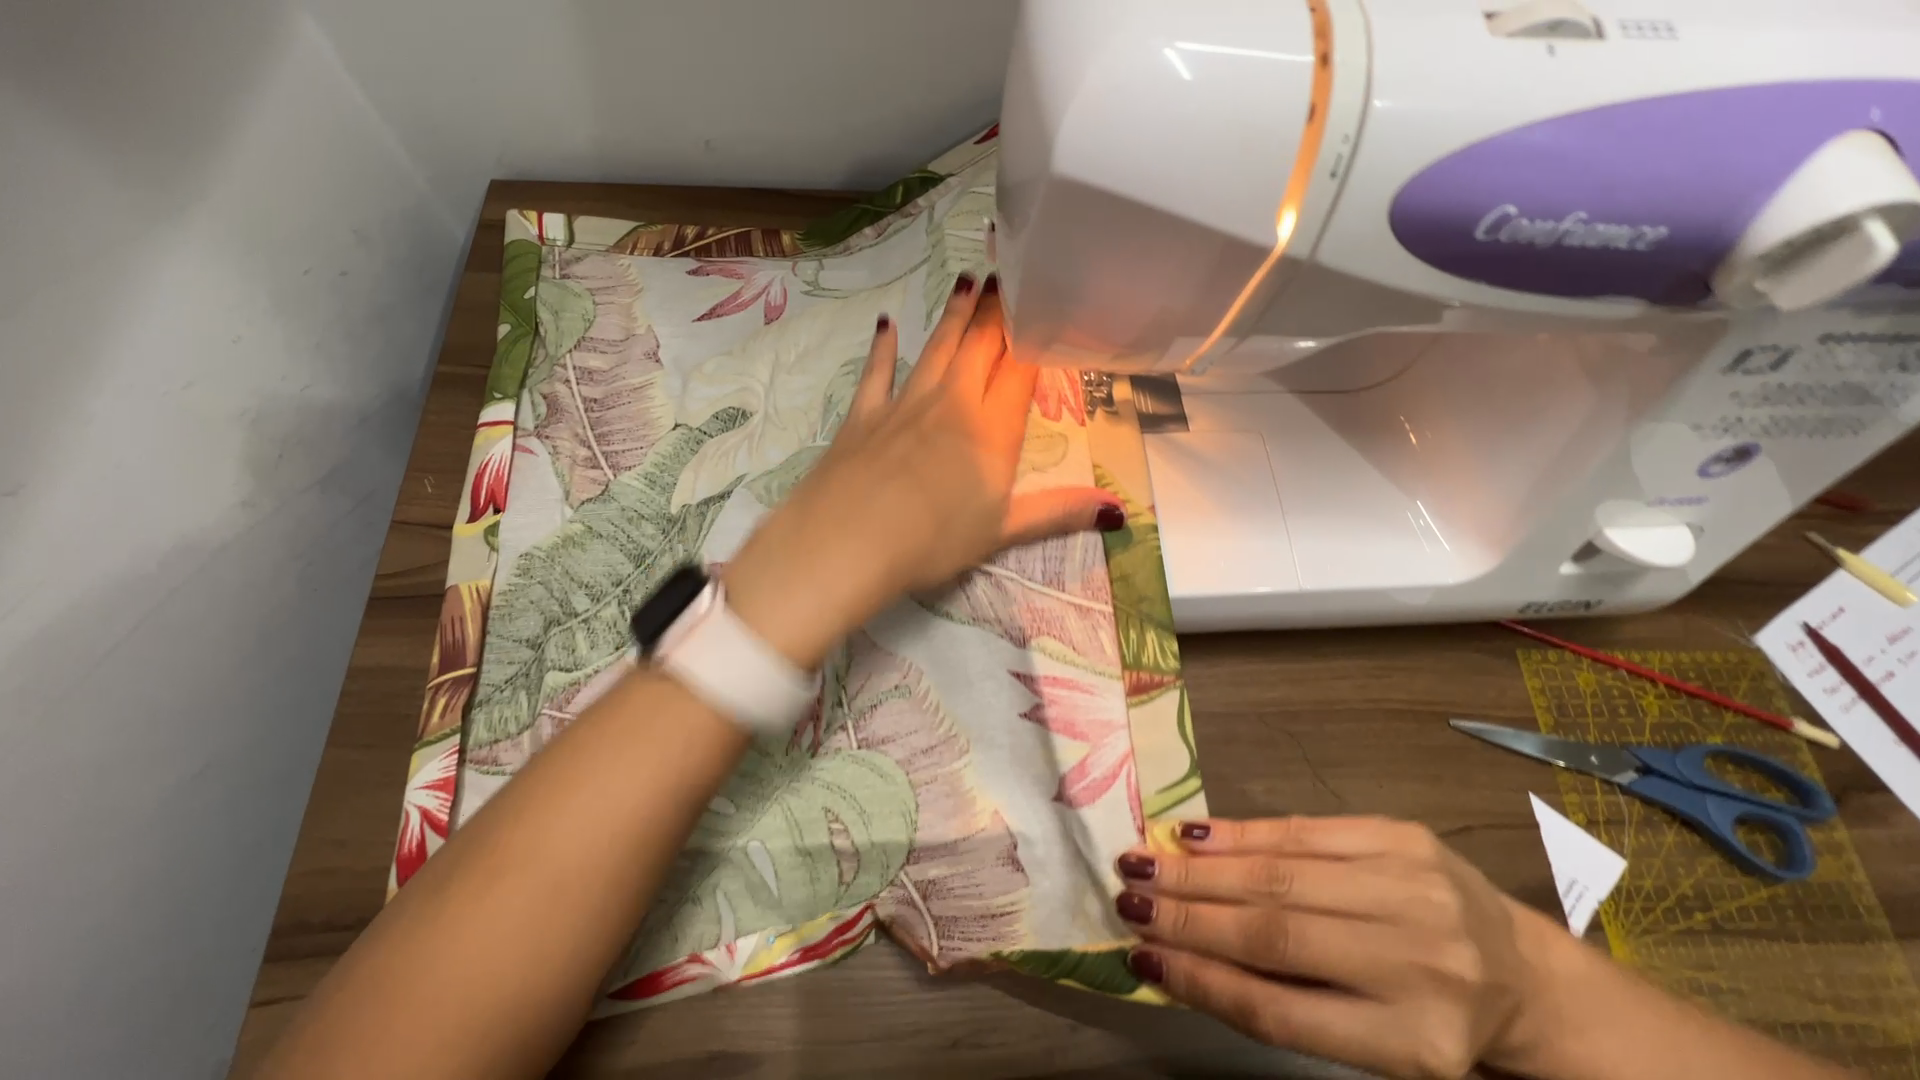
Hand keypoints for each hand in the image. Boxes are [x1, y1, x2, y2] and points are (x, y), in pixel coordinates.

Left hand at [724, 273, 1119, 667]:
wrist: (848, 541)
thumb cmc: (932, 542)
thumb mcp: (1002, 532)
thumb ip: (1058, 513)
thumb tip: (1121, 513)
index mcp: (991, 430)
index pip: (1019, 372)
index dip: (1032, 338)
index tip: (1042, 307)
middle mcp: (952, 402)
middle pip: (980, 348)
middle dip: (996, 313)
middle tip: (1006, 277)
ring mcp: (905, 403)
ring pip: (936, 348)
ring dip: (954, 316)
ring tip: (967, 281)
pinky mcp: (864, 413)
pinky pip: (878, 370)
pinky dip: (884, 346)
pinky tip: (886, 324)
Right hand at [1115, 817, 1557, 1079]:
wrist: (1519, 975)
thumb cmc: (1426, 1020)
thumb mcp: (1364, 1040)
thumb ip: (1276, 1000)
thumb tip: (1173, 956)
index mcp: (1409, 1040)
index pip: (1279, 1008)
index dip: (1201, 979)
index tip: (1141, 955)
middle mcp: (1418, 963)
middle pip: (1276, 934)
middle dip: (1188, 914)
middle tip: (1125, 897)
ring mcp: (1415, 890)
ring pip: (1282, 874)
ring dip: (1201, 869)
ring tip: (1144, 862)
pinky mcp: (1405, 838)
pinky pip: (1304, 830)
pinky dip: (1241, 833)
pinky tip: (1194, 834)